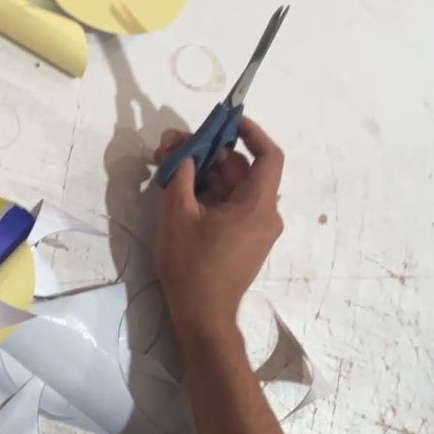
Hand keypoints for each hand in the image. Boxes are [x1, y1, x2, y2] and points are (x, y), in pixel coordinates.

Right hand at [153, 117, 285, 350]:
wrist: (201, 314)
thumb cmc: (192, 264)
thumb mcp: (178, 213)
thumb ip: (182, 176)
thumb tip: (185, 153)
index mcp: (257, 205)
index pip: (268, 157)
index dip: (251, 132)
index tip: (227, 119)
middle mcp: (264, 213)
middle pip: (240, 168)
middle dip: (206, 151)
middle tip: (169, 145)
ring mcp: (254, 227)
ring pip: (230, 185)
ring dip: (201, 171)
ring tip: (165, 164)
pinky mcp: (242, 238)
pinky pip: (228, 203)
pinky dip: (206, 190)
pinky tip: (176, 186)